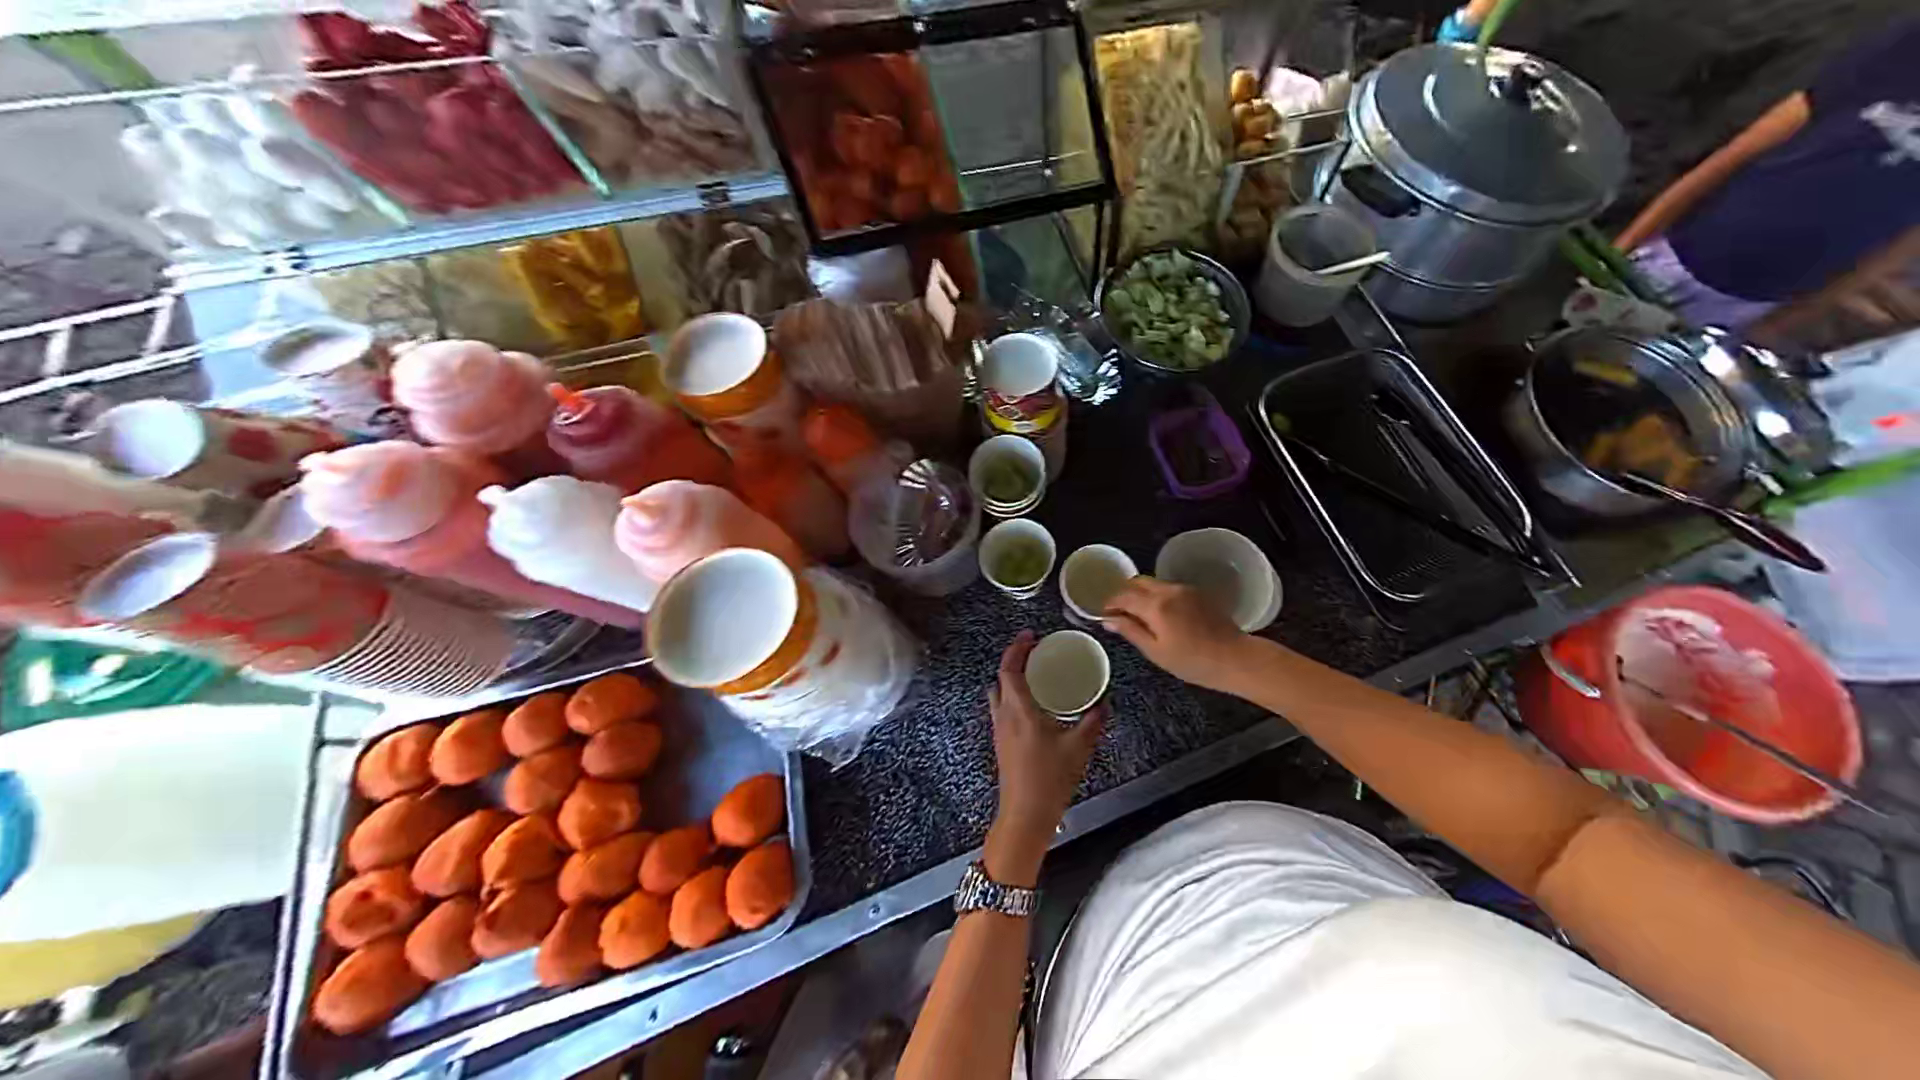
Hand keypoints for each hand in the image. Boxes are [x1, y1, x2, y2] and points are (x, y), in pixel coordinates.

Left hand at [984, 631, 1106, 883]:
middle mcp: (1003, 715)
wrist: (1025, 814)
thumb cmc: (1050, 778)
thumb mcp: (1079, 747)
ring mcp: (999, 730)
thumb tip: (1104, 702)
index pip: (1009, 669)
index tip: (1031, 637)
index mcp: (1019, 709)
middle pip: (1001, 678)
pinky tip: (1033, 705)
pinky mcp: (1001, 742)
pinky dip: (1013, 696)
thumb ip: (1093, 721)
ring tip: (1035, 675)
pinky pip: (1002, 708)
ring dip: (1012, 678)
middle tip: (1035, 652)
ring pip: (998, 693)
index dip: (1017, 648)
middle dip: (1015, 660)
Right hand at [1103, 575, 1256, 694]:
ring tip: (1140, 616)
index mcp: (1155, 606)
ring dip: (1142, 594)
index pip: (1123, 595)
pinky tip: (1162, 615)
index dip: (1110, 603)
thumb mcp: (1156, 651)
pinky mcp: (1197, 593)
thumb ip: (1130, 631)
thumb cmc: (1192, 662)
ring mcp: (1185, 589)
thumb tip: (1108, 619)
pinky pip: (1169, 588)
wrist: (1236, 658)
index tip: (1105, 614)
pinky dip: (1158, 596)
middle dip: (1124, 593)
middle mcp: (1168, 590)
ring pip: (1154, 583)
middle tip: (1120, 613)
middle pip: (1137, 582)